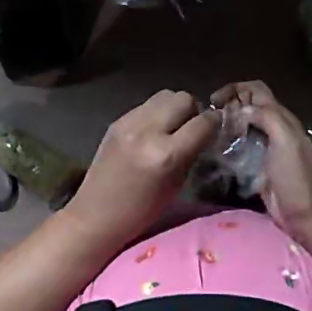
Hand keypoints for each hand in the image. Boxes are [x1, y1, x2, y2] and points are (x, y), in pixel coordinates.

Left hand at [65, 90, 215, 248]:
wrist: (96, 215)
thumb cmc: (141, 211)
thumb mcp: (176, 185)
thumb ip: (192, 153)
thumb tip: (205, 131)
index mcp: (166, 155)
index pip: (203, 122)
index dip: (214, 123)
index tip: (215, 128)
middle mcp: (148, 131)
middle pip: (184, 98)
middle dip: (193, 111)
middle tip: (190, 128)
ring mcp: (129, 123)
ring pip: (165, 95)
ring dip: (174, 108)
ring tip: (171, 127)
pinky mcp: (117, 120)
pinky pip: (146, 105)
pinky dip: (156, 114)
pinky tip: (152, 131)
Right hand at [212, 81, 311, 238]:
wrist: (303, 213)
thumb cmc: (295, 175)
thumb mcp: (286, 140)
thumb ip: (267, 117)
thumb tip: (241, 109)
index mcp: (281, 117)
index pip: (256, 90)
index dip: (235, 88)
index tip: (215, 100)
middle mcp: (271, 127)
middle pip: (247, 105)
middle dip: (228, 105)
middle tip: (209, 117)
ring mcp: (263, 146)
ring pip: (241, 124)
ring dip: (225, 123)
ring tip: (207, 131)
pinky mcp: (255, 163)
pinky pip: (238, 145)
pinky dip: (226, 142)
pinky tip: (213, 148)